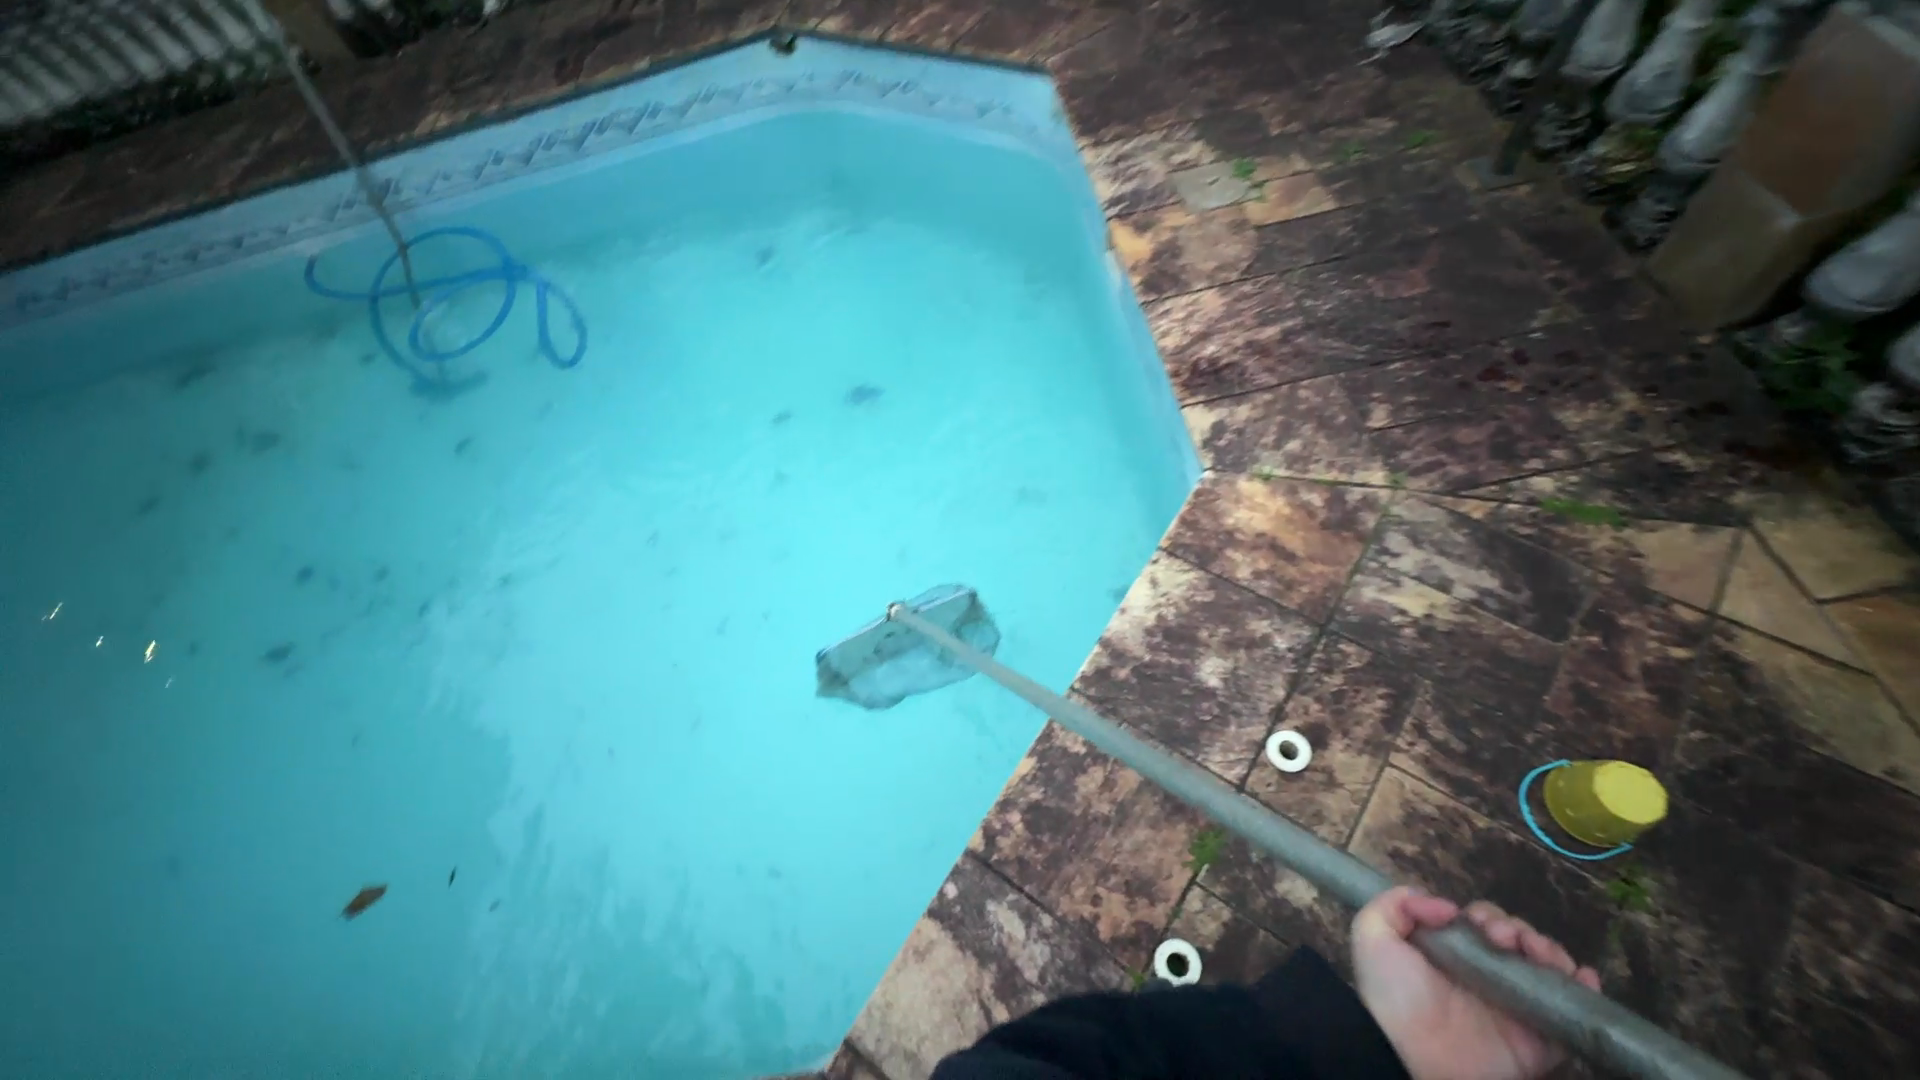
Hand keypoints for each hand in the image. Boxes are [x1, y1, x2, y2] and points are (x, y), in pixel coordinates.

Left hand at [1350, 887, 1601, 1079]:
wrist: (1417, 1056)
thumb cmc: (1394, 993)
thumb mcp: (1373, 937)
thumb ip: (1395, 904)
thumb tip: (1446, 905)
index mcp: (1449, 952)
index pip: (1479, 922)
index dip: (1486, 916)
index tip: (1482, 925)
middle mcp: (1484, 975)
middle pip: (1515, 938)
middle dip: (1518, 929)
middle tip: (1509, 941)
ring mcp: (1515, 1005)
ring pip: (1545, 966)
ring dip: (1550, 950)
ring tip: (1541, 955)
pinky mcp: (1541, 1038)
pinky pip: (1571, 1009)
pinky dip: (1584, 987)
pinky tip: (1582, 976)